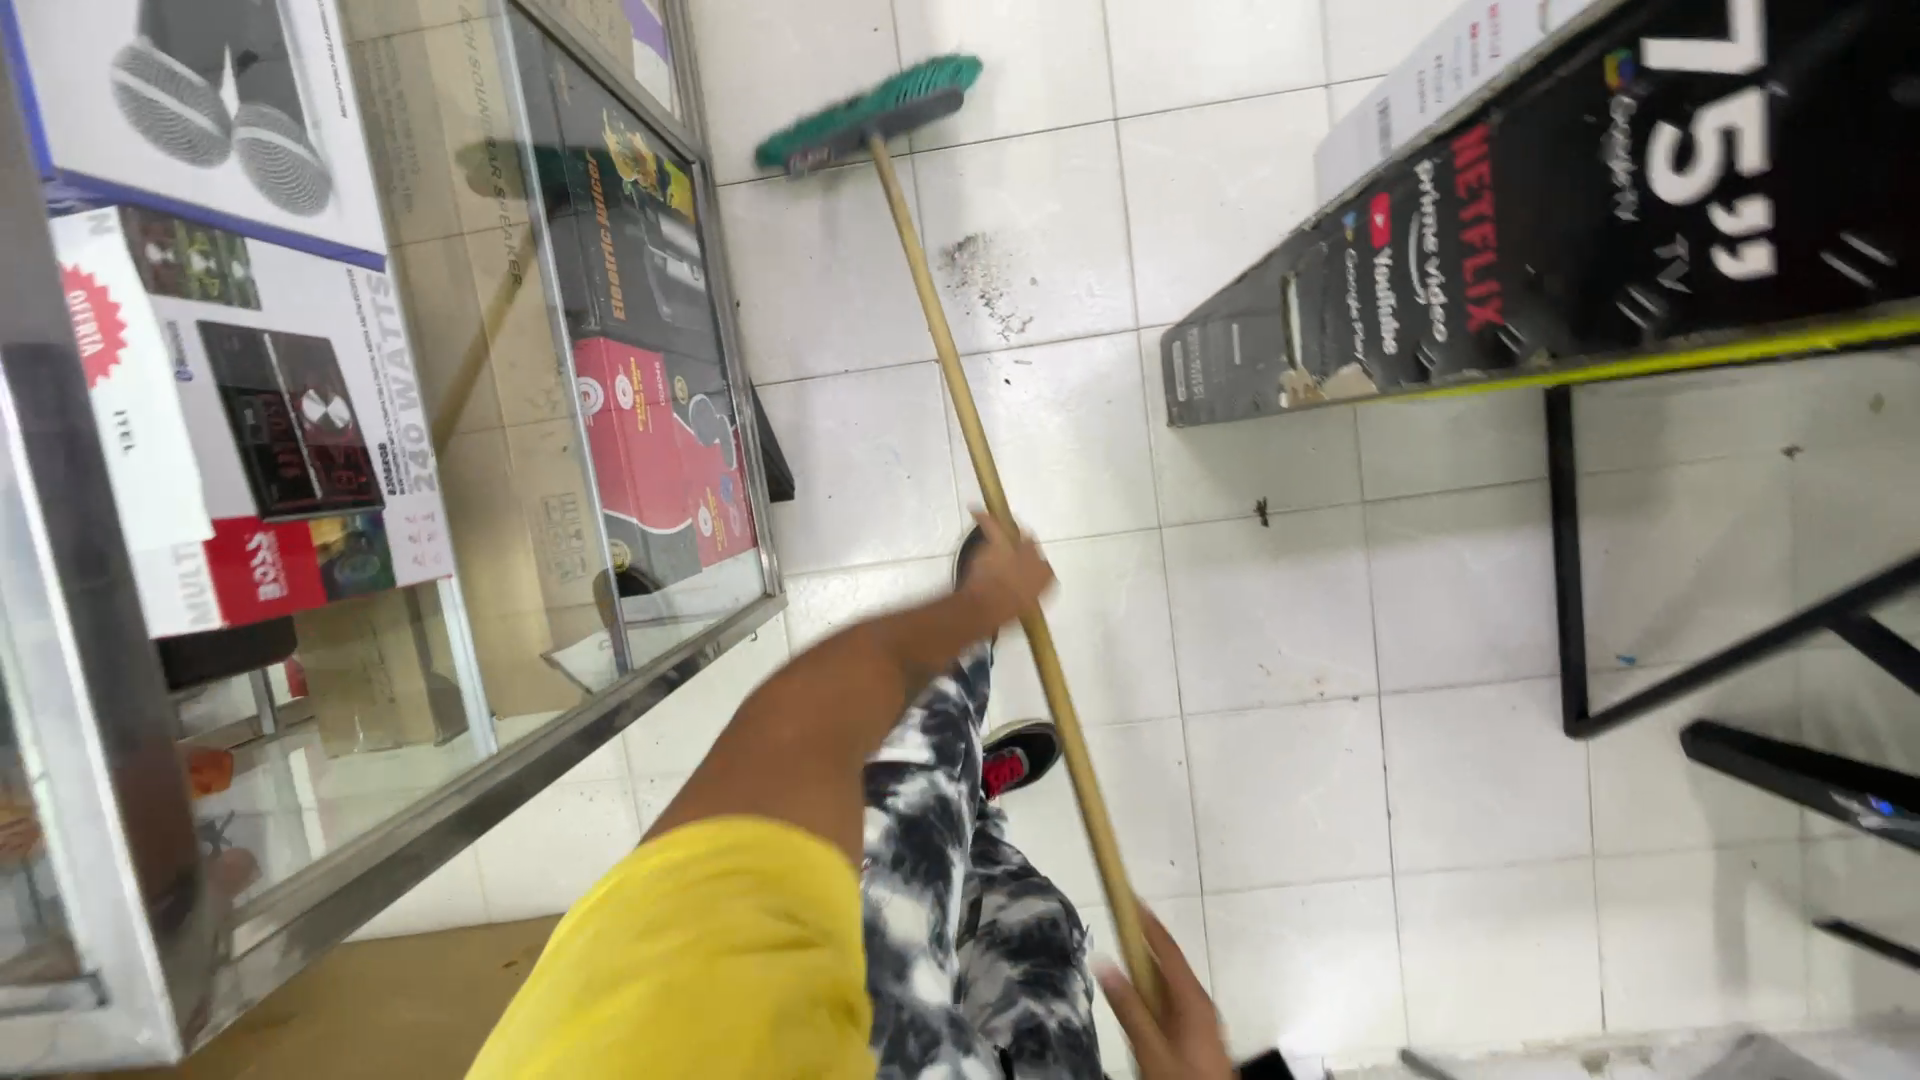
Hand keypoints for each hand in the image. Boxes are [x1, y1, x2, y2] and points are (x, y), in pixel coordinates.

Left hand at [958, 511, 1054, 627]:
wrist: (986, 607)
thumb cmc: (1003, 615)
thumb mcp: (1022, 610)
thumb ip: (1026, 597)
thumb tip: (1020, 596)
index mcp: (1046, 580)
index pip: (1045, 569)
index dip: (1032, 568)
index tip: (1024, 573)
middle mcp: (1037, 561)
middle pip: (1032, 548)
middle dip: (1023, 549)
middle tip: (1012, 554)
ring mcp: (1019, 550)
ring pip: (1018, 536)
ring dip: (1010, 536)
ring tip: (1002, 533)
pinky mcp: (1000, 543)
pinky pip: (993, 526)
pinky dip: (984, 518)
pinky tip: (976, 510)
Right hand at [1097, 909, 1234, 1079]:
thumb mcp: (1149, 1048)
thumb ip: (1127, 1006)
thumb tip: (1102, 961)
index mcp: (1192, 999)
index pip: (1166, 948)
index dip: (1147, 921)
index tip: (1128, 897)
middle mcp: (1200, 1002)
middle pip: (1167, 963)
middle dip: (1142, 944)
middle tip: (1116, 926)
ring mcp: (1201, 1020)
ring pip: (1168, 985)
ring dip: (1145, 972)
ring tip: (1120, 962)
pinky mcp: (1197, 1036)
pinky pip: (1171, 1003)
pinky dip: (1152, 994)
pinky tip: (1137, 1004)